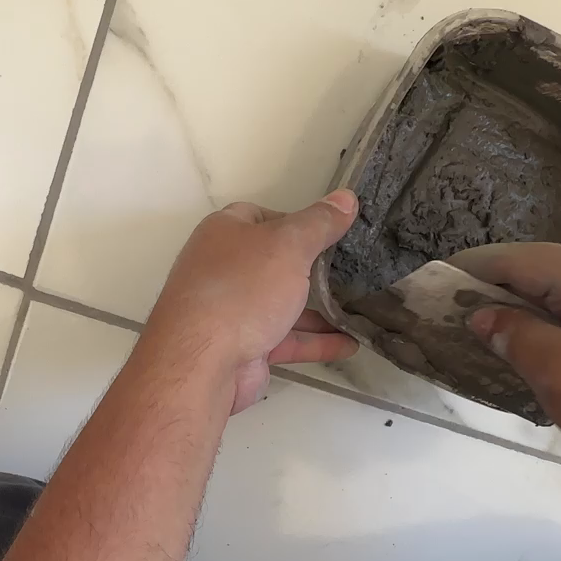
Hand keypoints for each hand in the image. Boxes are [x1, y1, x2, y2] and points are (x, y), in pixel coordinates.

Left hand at [145, 190, 360, 413]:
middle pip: (272, 263)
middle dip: (309, 268)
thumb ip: (319, 224)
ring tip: (357, 309)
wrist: (203, 362)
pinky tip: (348, 344)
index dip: (294, 220)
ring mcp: (231, 311)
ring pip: (281, 305)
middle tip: (349, 269)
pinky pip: (284, 340)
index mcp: (224, 233)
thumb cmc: (242, 289)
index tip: (328, 230)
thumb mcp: (288, 246)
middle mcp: (223, 270)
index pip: (260, 216)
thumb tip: (346, 198)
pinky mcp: (243, 347)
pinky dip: (315, 342)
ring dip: (319, 310)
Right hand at [455, 243, 560, 483]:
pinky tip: (544, 341)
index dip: (474, 271)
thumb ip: (517, 337)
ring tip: (493, 330)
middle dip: (499, 288)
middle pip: (544, 268)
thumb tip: (482, 315)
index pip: (520, 260)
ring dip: (529, 304)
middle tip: (459, 315)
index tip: (436, 286)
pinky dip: (559, 316)